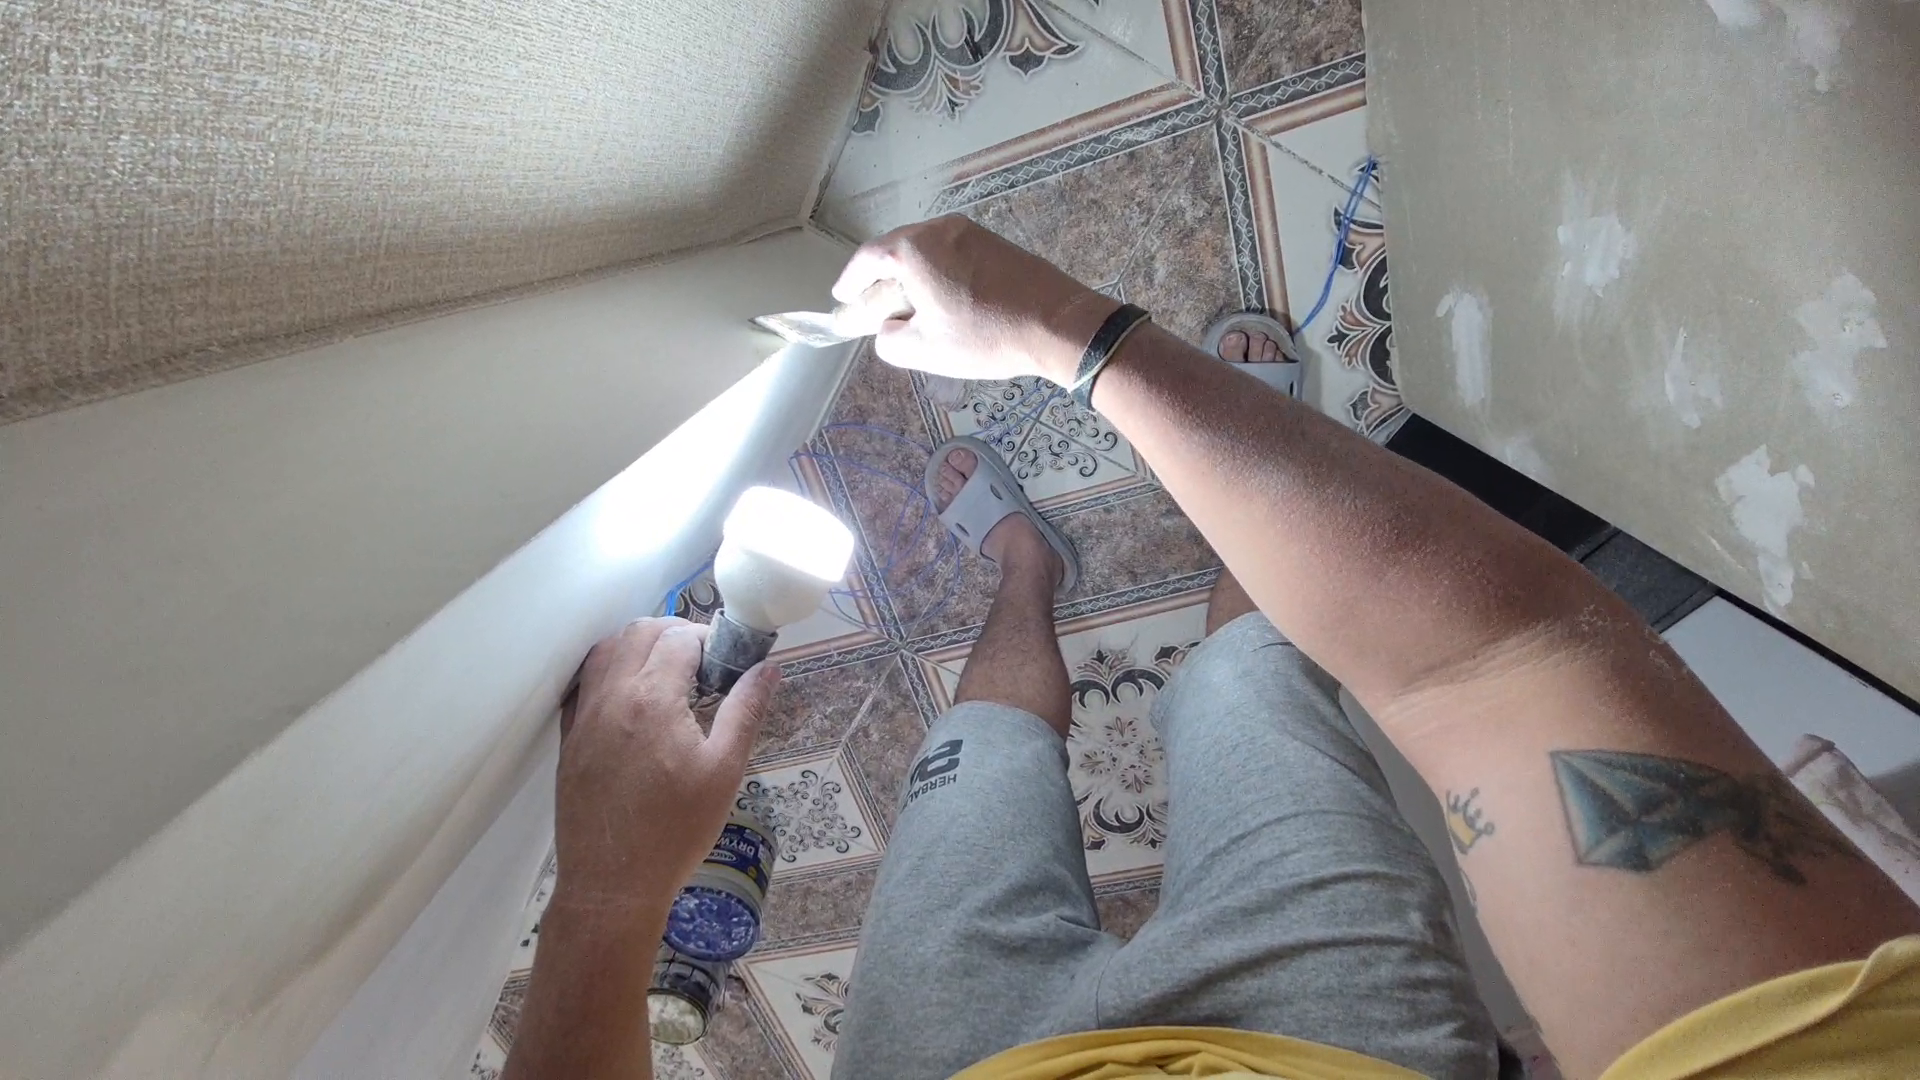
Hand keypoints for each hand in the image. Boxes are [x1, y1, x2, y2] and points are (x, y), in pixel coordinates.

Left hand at [551, 618, 779, 916]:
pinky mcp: (570, 739)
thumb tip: (768, 667)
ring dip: (641, 645)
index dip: (709, 639)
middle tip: (704, 664)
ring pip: (607, 649)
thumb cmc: (677, 829)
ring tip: (670, 673)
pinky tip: (633, 694)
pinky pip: (585, 682)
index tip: (728, 663)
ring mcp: (584, 717)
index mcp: (652, 698)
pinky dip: (610, 668)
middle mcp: (612, 696)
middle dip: (676, 633)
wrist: (612, 886)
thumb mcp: (725, 769)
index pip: (680, 638)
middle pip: (640, 631)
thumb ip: (746, 709)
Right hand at [832, 215, 1118, 384]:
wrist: (1057, 323)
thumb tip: (886, 329)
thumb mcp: (925, 350)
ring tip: (906, 304)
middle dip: (879, 278)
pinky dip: (936, 273)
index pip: (867, 260)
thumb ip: (889, 339)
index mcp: (913, 250)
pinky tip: (942, 297)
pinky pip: (951, 254)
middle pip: (895, 249)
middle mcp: (938, 229)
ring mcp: (970, 232)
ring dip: (909, 276)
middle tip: (869, 304)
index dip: (850, 281)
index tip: (841, 297)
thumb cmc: (985, 337)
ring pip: (925, 251)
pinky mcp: (995, 243)